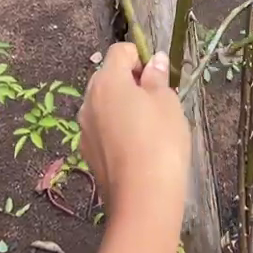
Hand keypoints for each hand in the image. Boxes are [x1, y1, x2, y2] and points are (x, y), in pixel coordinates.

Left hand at [79, 42, 188, 241]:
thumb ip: (157, 77)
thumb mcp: (167, 102)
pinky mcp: (87, 154)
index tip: (158, 77)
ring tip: (149, 127)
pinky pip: (103, 128)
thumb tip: (154, 60)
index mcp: (107, 81)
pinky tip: (137, 148)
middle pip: (109, 76)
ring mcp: (85, 129)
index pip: (120, 51)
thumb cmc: (159, 142)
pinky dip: (116, 129)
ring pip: (105, 104)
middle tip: (157, 101)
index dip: (141, 56)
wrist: (143, 201)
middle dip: (131, 81)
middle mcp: (89, 100)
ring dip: (123, 106)